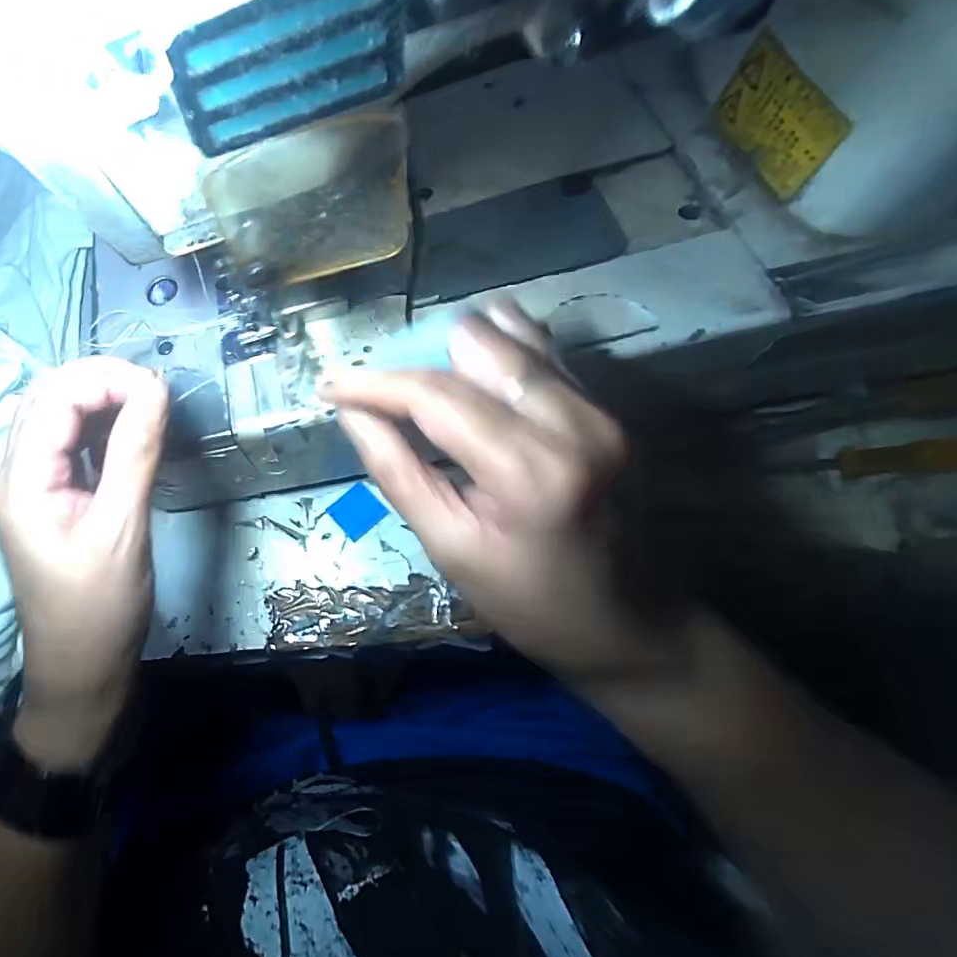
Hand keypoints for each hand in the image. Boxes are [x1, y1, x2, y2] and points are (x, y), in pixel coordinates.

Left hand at [0, 356, 167, 768]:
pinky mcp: (48, 498)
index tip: (158, 390)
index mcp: (22, 482)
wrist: (80, 672)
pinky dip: (98, 426)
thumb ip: (135, 453)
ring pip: (55, 416)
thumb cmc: (100, 609)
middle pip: (46, 398)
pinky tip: (128, 431)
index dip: (106, 380)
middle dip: (100, 382)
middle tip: (154, 394)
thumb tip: (155, 387)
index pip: (54, 398)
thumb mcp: (123, 529)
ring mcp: (28, 486)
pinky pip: (66, 443)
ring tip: (146, 405)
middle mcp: (15, 475)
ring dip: (99, 400)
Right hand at [324, 301, 686, 686]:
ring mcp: (596, 407)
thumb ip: (396, 470)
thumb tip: (351, 411)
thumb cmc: (526, 600)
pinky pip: (538, 350)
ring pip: (508, 335)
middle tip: (383, 393)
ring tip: (423, 386)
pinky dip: (492, 353)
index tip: (331, 384)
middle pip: (473, 346)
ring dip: (454, 351)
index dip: (374, 383)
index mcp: (528, 471)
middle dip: (415, 360)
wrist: (625, 620)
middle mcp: (570, 421)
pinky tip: (469, 378)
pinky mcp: (604, 404)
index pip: (435, 396)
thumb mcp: (448, 546)